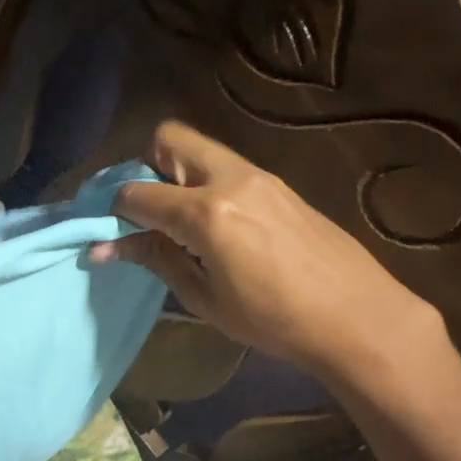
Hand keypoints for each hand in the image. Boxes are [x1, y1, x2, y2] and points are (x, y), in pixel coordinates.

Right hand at [93, 121, 445, 384]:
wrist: (357, 316)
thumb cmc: (273, 321)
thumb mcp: (204, 297)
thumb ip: (156, 259)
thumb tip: (104, 247)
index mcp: (206, 214)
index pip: (137, 193)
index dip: (111, 211)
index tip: (104, 233)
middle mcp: (230, 180)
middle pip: (169, 139)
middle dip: (143, 167)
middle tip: (142, 212)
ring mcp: (259, 177)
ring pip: (199, 149)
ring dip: (174, 173)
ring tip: (174, 222)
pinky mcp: (277, 184)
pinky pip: (224, 166)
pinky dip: (202, 183)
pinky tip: (210, 226)